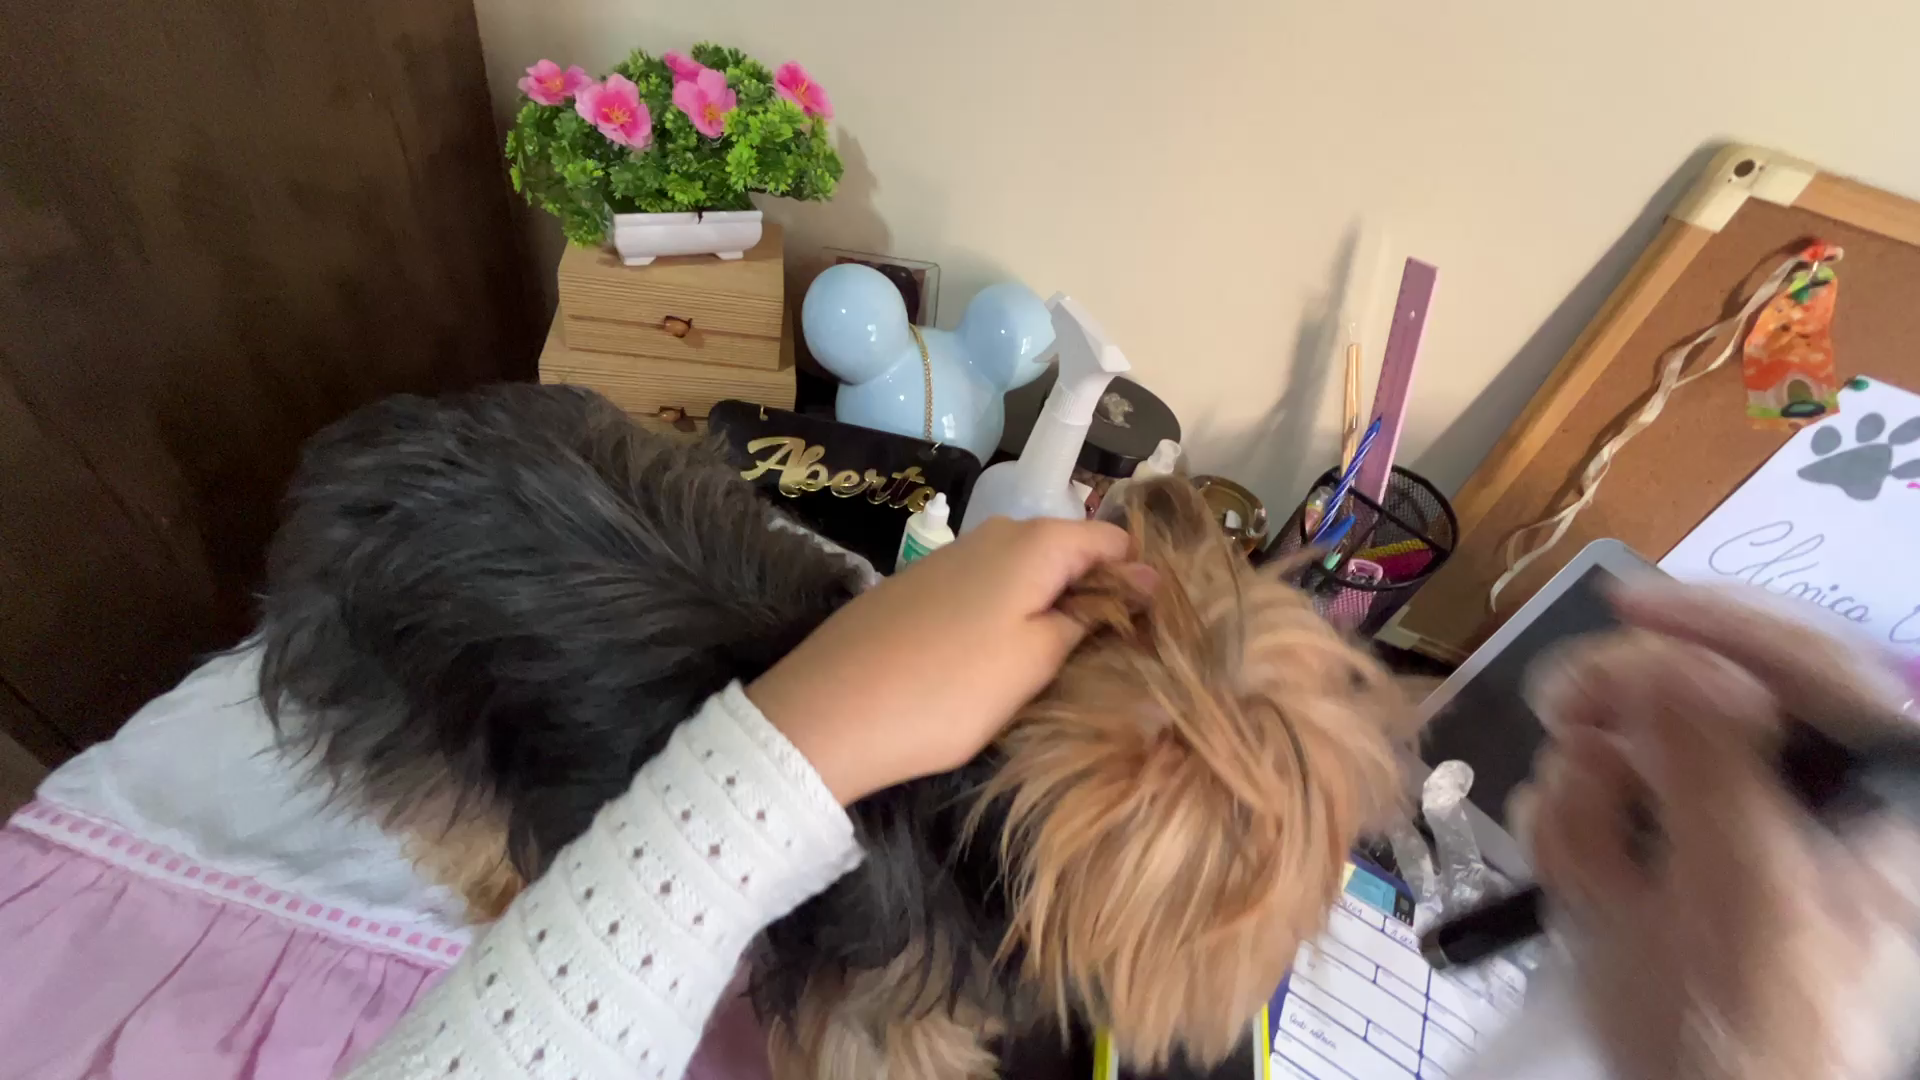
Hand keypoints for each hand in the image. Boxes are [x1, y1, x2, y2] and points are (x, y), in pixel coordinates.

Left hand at [746, 516, 1133, 804]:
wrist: (829, 711)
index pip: (1112, 541)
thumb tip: (1141, 582)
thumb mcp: (1036, 660)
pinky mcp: (922, 584)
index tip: (1150, 631)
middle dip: (1094, 596)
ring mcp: (953, 556)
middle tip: (1107, 657)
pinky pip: (988, 587)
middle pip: (1069, 553)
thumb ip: (1090, 615)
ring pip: (1027, 572)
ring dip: (1050, 608)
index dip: (1138, 581)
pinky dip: (1008, 613)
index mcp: (1033, 542)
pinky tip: (998, 656)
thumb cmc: (949, 689)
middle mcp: (993, 533)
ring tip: (1056, 663)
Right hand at [1521, 585, 1919, 1079]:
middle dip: (1613, 705)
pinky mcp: (1631, 824)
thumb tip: (1676, 664)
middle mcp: (1776, 787)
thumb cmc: (1737, 1020)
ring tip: (1595, 870)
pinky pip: (1570, 783)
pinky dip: (1559, 826)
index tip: (1622, 607)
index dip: (1723, 622)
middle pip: (1686, 683)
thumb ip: (1720, 780)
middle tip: (1564, 723)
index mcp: (1854, 801)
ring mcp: (1695, 805)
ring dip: (1580, 795)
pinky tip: (1584, 880)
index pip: (1814, 670)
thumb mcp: (1743, 904)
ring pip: (1609, 734)